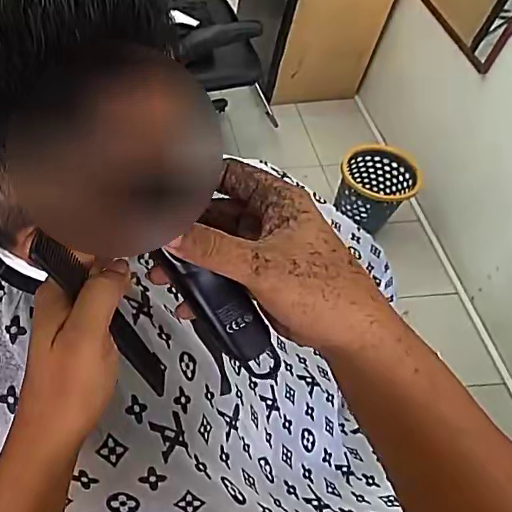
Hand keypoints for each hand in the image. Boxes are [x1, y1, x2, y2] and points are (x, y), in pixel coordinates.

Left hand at [16, 259, 131, 450]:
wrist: (53, 437)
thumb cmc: (67, 391)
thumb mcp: (88, 335)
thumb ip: (101, 293)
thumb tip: (118, 263)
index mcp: (53, 294)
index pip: (79, 248)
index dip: (107, 243)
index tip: (133, 246)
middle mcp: (55, 303)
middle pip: (87, 265)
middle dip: (113, 262)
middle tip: (140, 269)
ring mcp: (64, 321)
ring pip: (93, 288)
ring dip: (114, 285)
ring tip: (136, 286)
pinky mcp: (75, 339)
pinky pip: (96, 310)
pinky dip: (112, 307)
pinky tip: (123, 312)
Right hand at [157, 160, 396, 354]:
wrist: (350, 337)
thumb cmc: (331, 293)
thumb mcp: (260, 266)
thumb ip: (212, 249)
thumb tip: (175, 234)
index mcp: (279, 201)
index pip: (230, 174)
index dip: (198, 178)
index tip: (168, 187)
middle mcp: (272, 220)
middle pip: (218, 212)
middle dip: (188, 226)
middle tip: (160, 236)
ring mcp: (266, 249)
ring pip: (220, 244)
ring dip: (194, 256)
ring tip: (167, 269)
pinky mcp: (263, 276)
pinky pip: (226, 270)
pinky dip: (207, 280)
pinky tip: (191, 296)